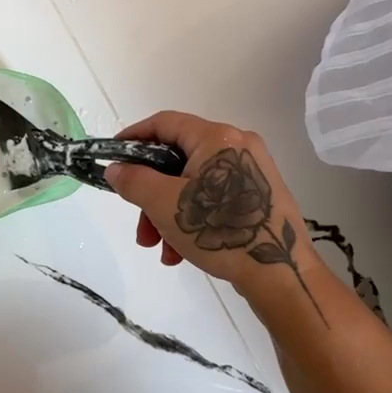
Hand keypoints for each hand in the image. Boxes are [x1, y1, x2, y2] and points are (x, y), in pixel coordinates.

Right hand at [105, 112, 328, 322]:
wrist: (279, 269)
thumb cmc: (218, 228)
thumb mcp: (164, 204)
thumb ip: (134, 181)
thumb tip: (115, 169)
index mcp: (216, 137)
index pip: (164, 123)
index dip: (133, 137)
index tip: (112, 158)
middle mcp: (238, 146)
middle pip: (177, 161)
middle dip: (150, 196)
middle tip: (141, 228)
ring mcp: (252, 171)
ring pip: (192, 185)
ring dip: (167, 216)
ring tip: (162, 250)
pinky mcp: (259, 195)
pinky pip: (213, 200)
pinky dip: (191, 220)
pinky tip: (181, 253)